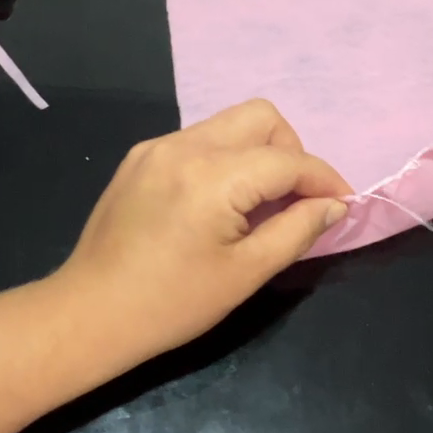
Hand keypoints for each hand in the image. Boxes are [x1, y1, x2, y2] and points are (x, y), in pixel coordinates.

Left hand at [53, 99, 352, 364]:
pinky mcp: (140, 156)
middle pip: (262, 117)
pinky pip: (200, 139)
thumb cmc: (172, 304)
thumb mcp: (246, 273)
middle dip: (292, 152)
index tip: (343, 204)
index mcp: (212, 176)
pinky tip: (220, 201)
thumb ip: (297, 230)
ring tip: (260, 202)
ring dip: (259, 153)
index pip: (287, 160)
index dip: (324, 180)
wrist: (89, 314)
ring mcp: (158, 146)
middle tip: (296, 198)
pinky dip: (226, 159)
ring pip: (230, 123)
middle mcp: (184, 146)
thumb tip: (334, 205)